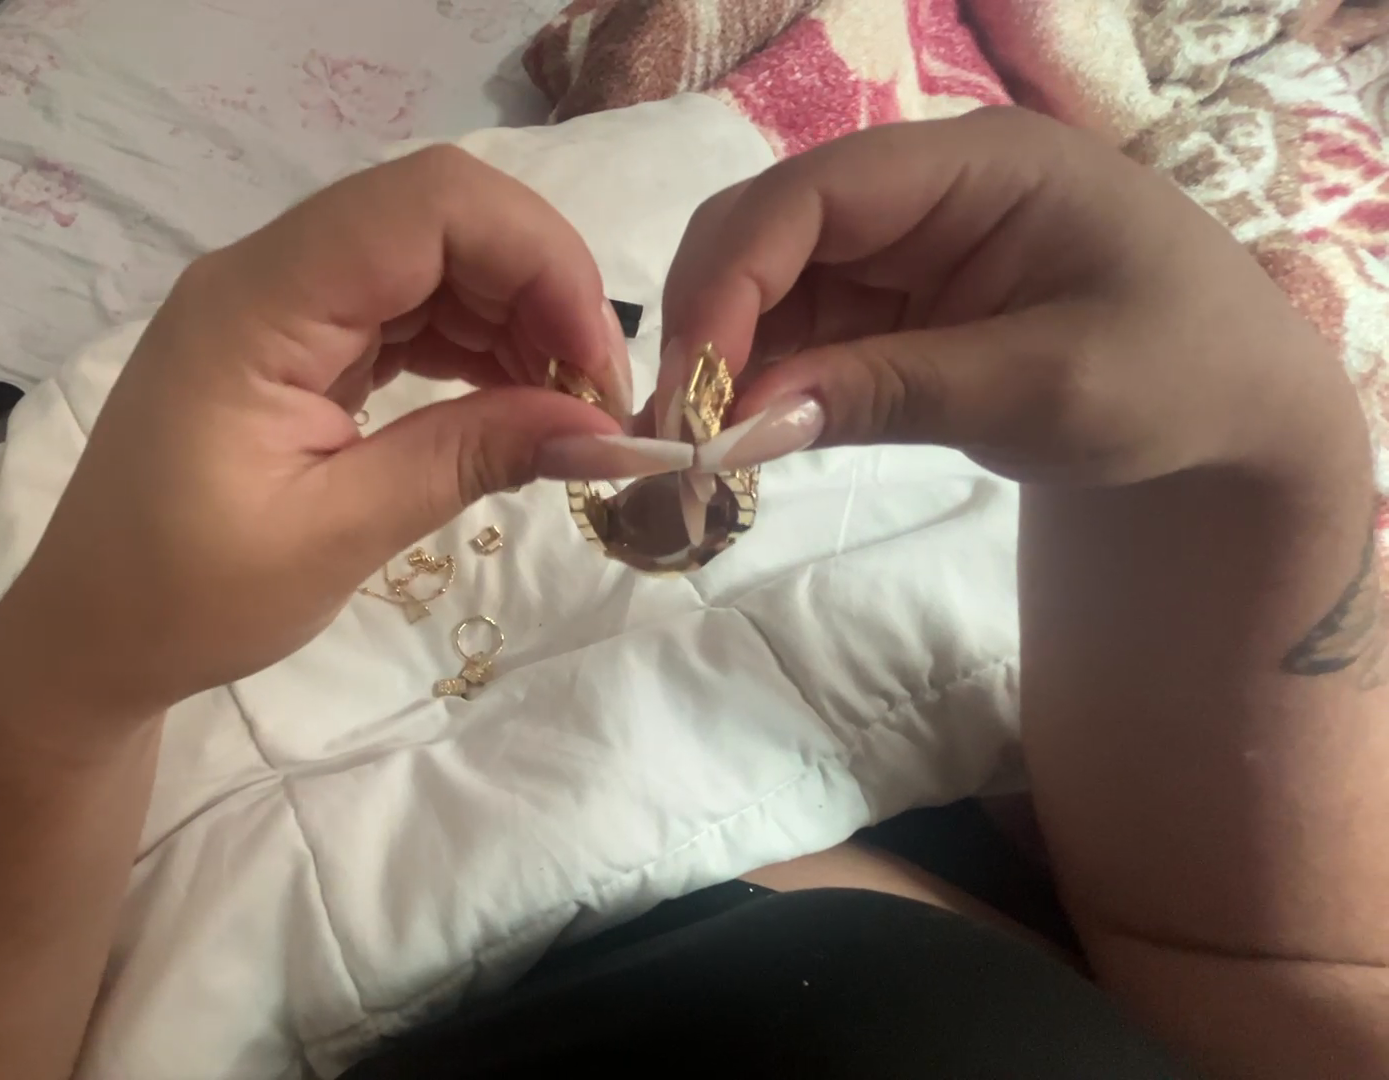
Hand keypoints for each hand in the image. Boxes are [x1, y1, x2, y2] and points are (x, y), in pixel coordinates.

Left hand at [0, 146, 637, 714]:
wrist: (96, 634)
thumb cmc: (189, 600)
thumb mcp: (339, 534)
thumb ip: (470, 460)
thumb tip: (600, 429)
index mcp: (255, 305)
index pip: (425, 205)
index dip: (537, 260)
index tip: (596, 364)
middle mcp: (265, 278)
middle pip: (436, 221)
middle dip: (538, 292)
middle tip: (593, 396)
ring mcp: (278, 309)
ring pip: (428, 265)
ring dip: (511, 322)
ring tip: (561, 408)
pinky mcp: (293, 349)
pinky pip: (401, 315)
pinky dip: (468, 350)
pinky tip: (507, 401)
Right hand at [652, 106, 1357, 485]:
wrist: (1208, 413)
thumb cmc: (1169, 379)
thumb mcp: (1044, 388)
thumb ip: (885, 394)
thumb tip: (735, 425)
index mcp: (969, 167)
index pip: (804, 198)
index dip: (728, 286)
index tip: (691, 388)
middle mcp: (902, 196)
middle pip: (750, 232)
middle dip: (703, 325)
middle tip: (682, 424)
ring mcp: (874, 253)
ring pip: (744, 289)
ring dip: (709, 365)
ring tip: (695, 442)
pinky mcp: (857, 310)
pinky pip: (770, 338)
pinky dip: (737, 388)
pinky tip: (726, 434)